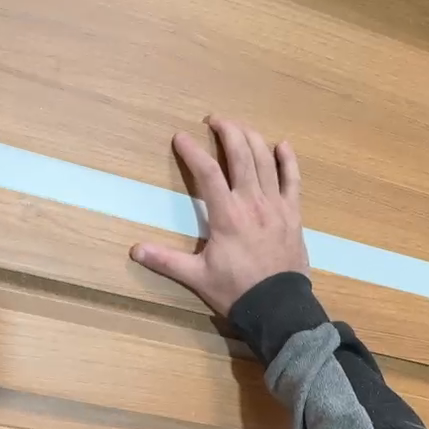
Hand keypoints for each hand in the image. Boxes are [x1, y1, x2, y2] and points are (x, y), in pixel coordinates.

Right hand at [131, 116, 307, 315]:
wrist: (277, 307)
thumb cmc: (235, 291)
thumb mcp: (196, 277)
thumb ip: (166, 261)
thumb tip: (134, 250)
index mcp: (226, 215)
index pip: (206, 172)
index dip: (192, 151)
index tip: (180, 137)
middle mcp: (252, 202)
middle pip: (241, 154)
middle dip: (227, 131)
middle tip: (214, 121)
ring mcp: (276, 205)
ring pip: (265, 161)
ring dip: (252, 138)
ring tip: (240, 127)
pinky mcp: (293, 214)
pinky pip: (293, 180)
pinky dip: (288, 160)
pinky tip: (281, 145)